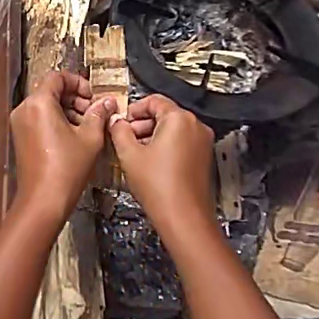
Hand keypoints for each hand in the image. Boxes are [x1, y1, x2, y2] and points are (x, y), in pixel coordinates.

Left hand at [10, 71, 113, 221]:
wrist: (43, 199)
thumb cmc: (65, 170)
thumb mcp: (90, 138)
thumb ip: (99, 114)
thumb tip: (107, 102)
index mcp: (38, 103)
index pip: (57, 77)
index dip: (78, 82)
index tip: (92, 95)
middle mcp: (24, 110)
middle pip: (50, 91)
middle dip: (74, 98)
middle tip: (94, 111)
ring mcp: (20, 124)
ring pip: (45, 105)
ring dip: (67, 110)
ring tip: (88, 126)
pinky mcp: (22, 138)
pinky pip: (39, 119)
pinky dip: (57, 121)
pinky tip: (75, 136)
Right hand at [109, 94, 215, 234]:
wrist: (183, 217)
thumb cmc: (161, 188)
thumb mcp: (129, 155)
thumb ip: (119, 131)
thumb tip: (116, 122)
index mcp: (179, 119)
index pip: (154, 100)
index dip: (133, 108)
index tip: (122, 119)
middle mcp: (195, 127)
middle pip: (164, 114)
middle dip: (141, 124)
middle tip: (124, 136)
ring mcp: (202, 143)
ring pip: (173, 130)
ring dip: (152, 136)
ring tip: (134, 152)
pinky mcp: (203, 158)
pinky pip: (181, 143)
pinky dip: (165, 147)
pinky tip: (150, 163)